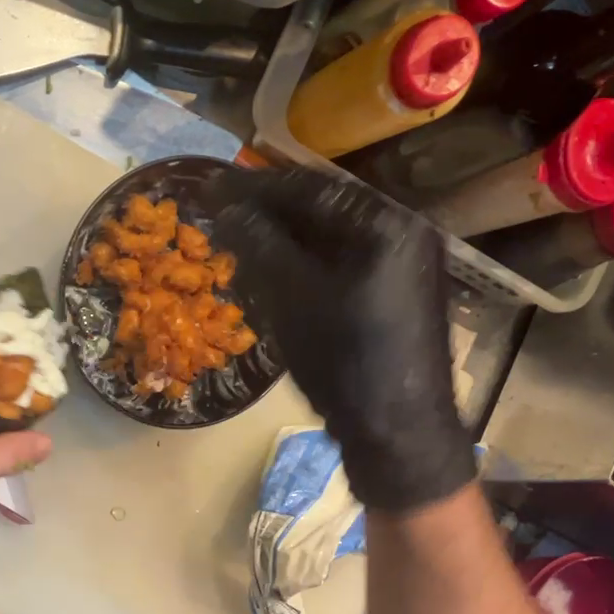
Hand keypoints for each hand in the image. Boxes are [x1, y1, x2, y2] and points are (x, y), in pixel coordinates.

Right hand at [209, 165, 472, 513]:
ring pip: (331, 235)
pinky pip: (343, 259)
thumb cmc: (346, 361)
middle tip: (219, 208)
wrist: (397, 429)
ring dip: (284, 235)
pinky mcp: (395, 291)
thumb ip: (263, 247)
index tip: (210, 184)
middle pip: (323, 207)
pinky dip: (305, 259)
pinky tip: (273, 268)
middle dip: (269, 209)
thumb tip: (227, 207)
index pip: (308, 189)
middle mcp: (402, 230)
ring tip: (238, 236)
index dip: (254, 187)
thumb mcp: (295, 300)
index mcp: (384, 223)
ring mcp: (403, 262)